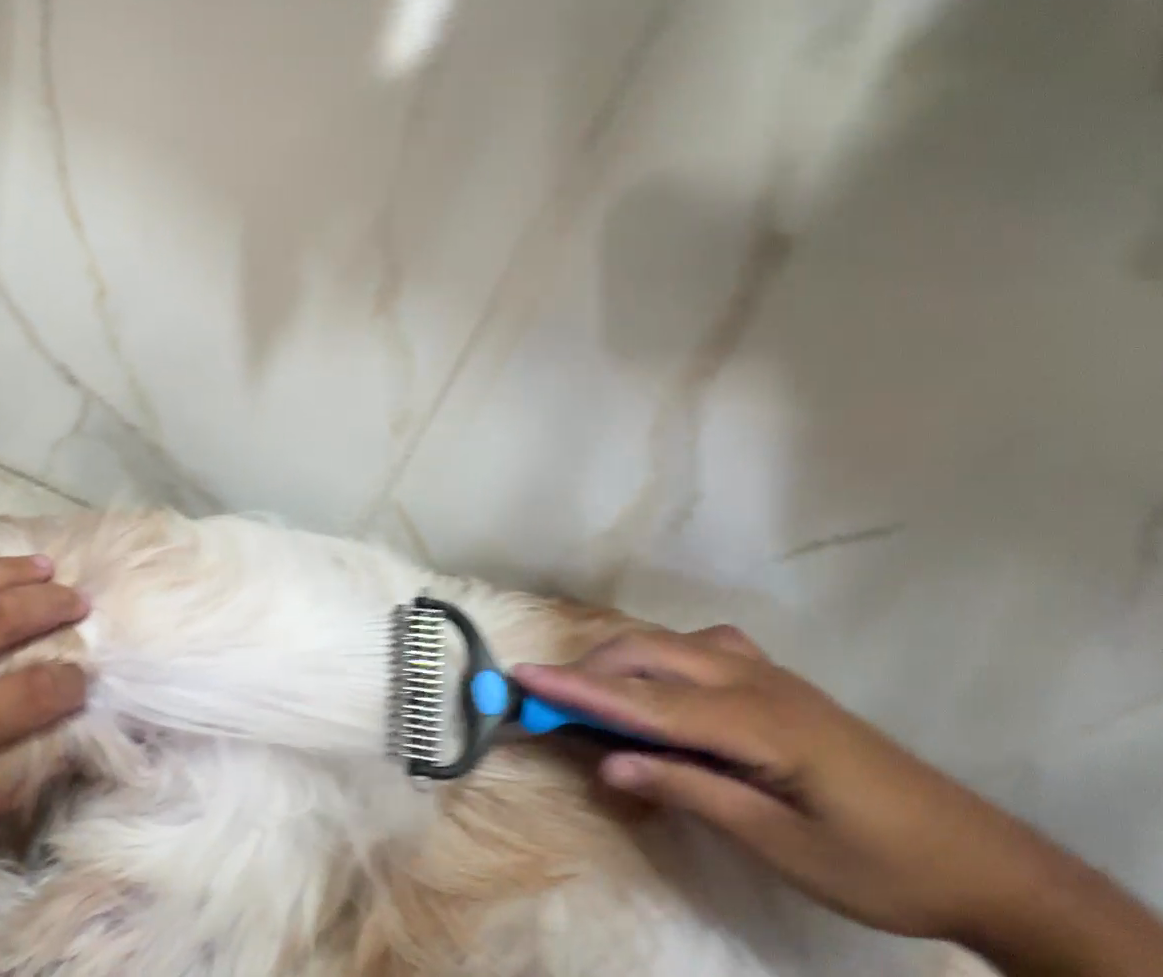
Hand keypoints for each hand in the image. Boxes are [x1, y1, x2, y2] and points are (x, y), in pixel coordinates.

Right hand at [514, 628, 1162, 974]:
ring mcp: (775, 677)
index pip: (647, 701)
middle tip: (549, 704)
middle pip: (653, 654)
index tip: (522, 678)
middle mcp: (760, 683)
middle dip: (592, 670)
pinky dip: (663, 660)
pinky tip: (665, 690)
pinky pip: (705, 650)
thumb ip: (691, 790)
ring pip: (676, 644)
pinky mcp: (783, 686)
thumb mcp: (780, 844)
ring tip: (596, 699)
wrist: (987, 863)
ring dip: (625, 662)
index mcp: (761, 724)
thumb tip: (608, 764)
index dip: (579, 691)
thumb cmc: (880, 864)